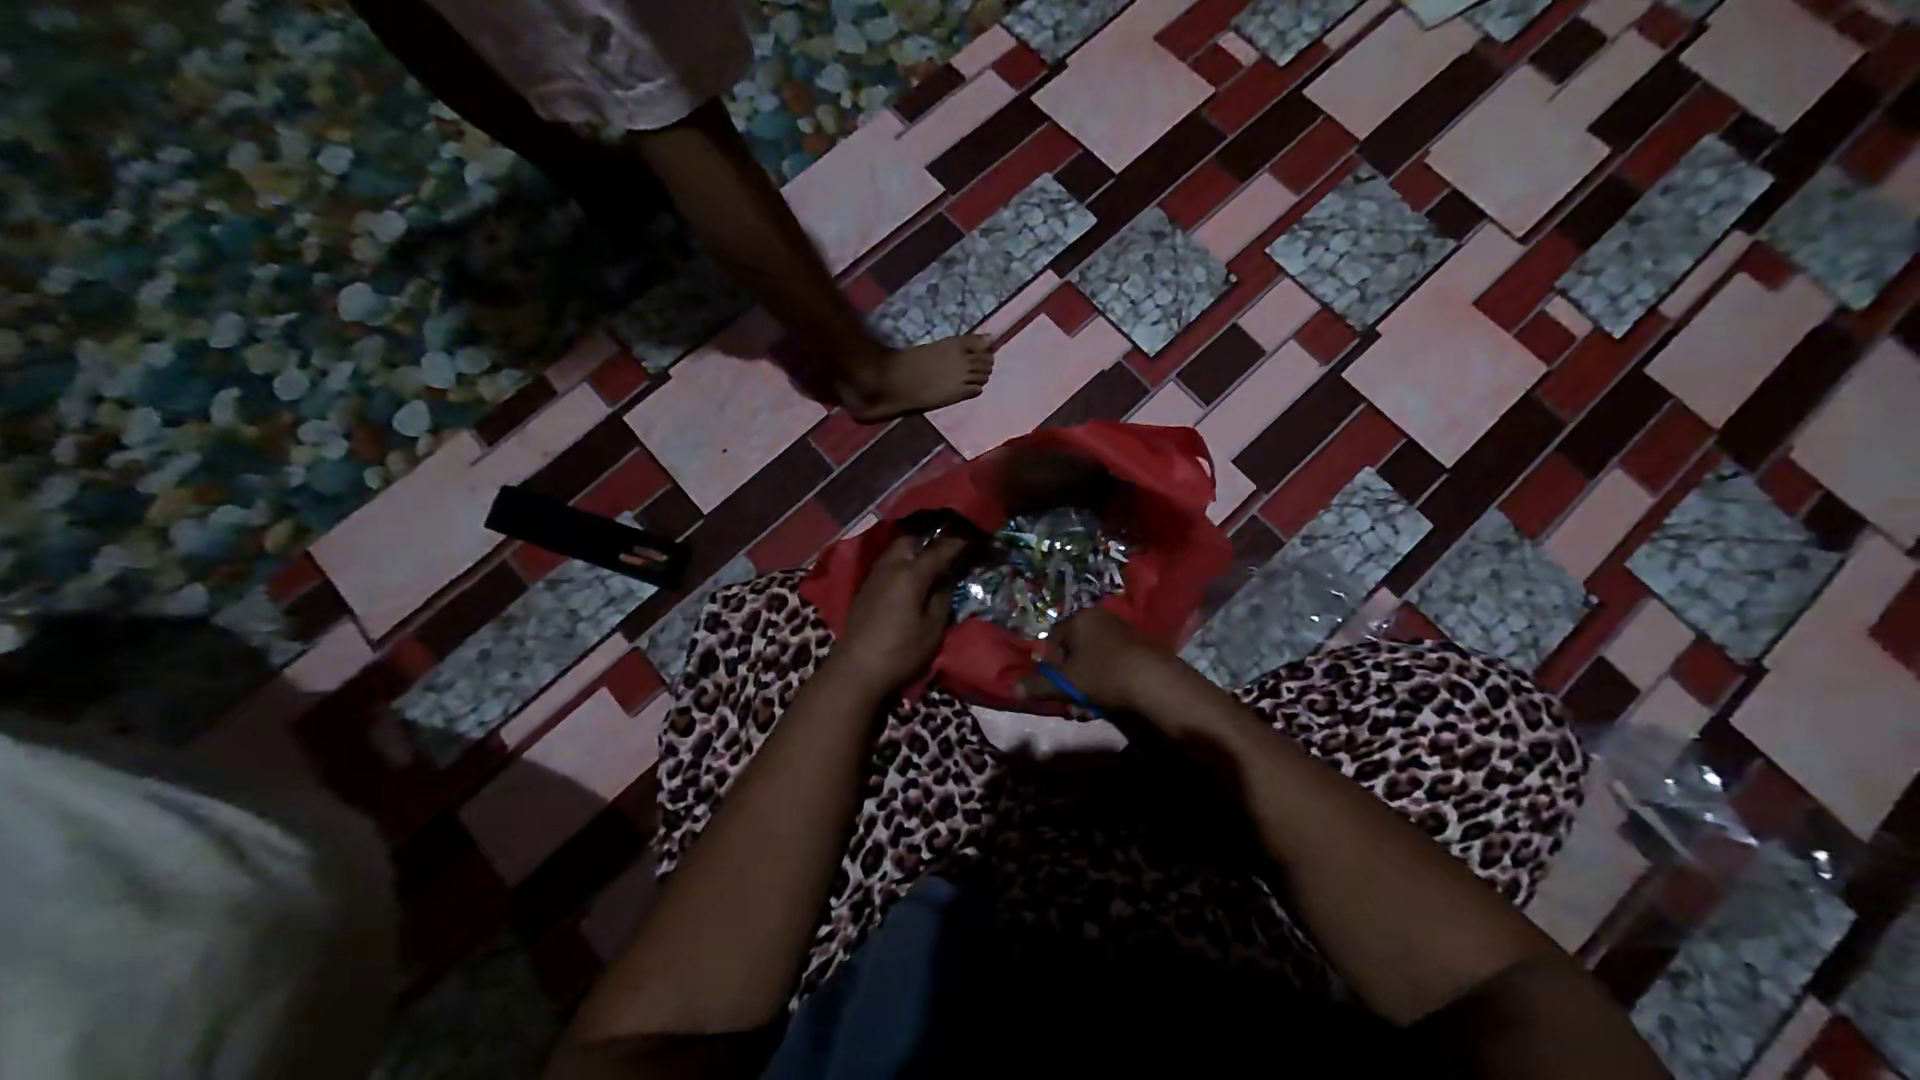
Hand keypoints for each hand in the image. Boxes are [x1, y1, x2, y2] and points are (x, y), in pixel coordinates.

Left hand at [830, 534, 966, 692]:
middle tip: (946, 554)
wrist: (856, 669)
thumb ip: (942, 597)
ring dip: (913, 551)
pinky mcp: (864, 588)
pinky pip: (886, 564)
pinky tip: (908, 578)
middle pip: (911, 541)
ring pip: (895, 551)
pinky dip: (900, 563)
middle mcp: (890, 567)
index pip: (939, 550)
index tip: (972, 541)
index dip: (957, 544)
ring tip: (928, 565)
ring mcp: (874, 576)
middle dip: (929, 542)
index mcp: (911, 574)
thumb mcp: (933, 628)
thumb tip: (947, 577)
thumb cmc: (901, 651)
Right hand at [1015, 608, 1173, 711]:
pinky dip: (1106, 680)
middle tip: (1071, 701)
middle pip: (1074, 651)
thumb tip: (1013, 688)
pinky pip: (1112, 662)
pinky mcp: (1140, 647)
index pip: (1052, 638)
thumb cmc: (1103, 674)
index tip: (1054, 685)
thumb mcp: (1065, 682)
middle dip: (1069, 678)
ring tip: (1089, 707)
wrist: (1155, 682)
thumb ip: (1038, 685)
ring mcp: (1122, 632)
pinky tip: (1108, 701)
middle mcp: (1100, 619)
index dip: (1049, 664)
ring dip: (1086, 684)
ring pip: (1093, 660)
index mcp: (1080, 619)